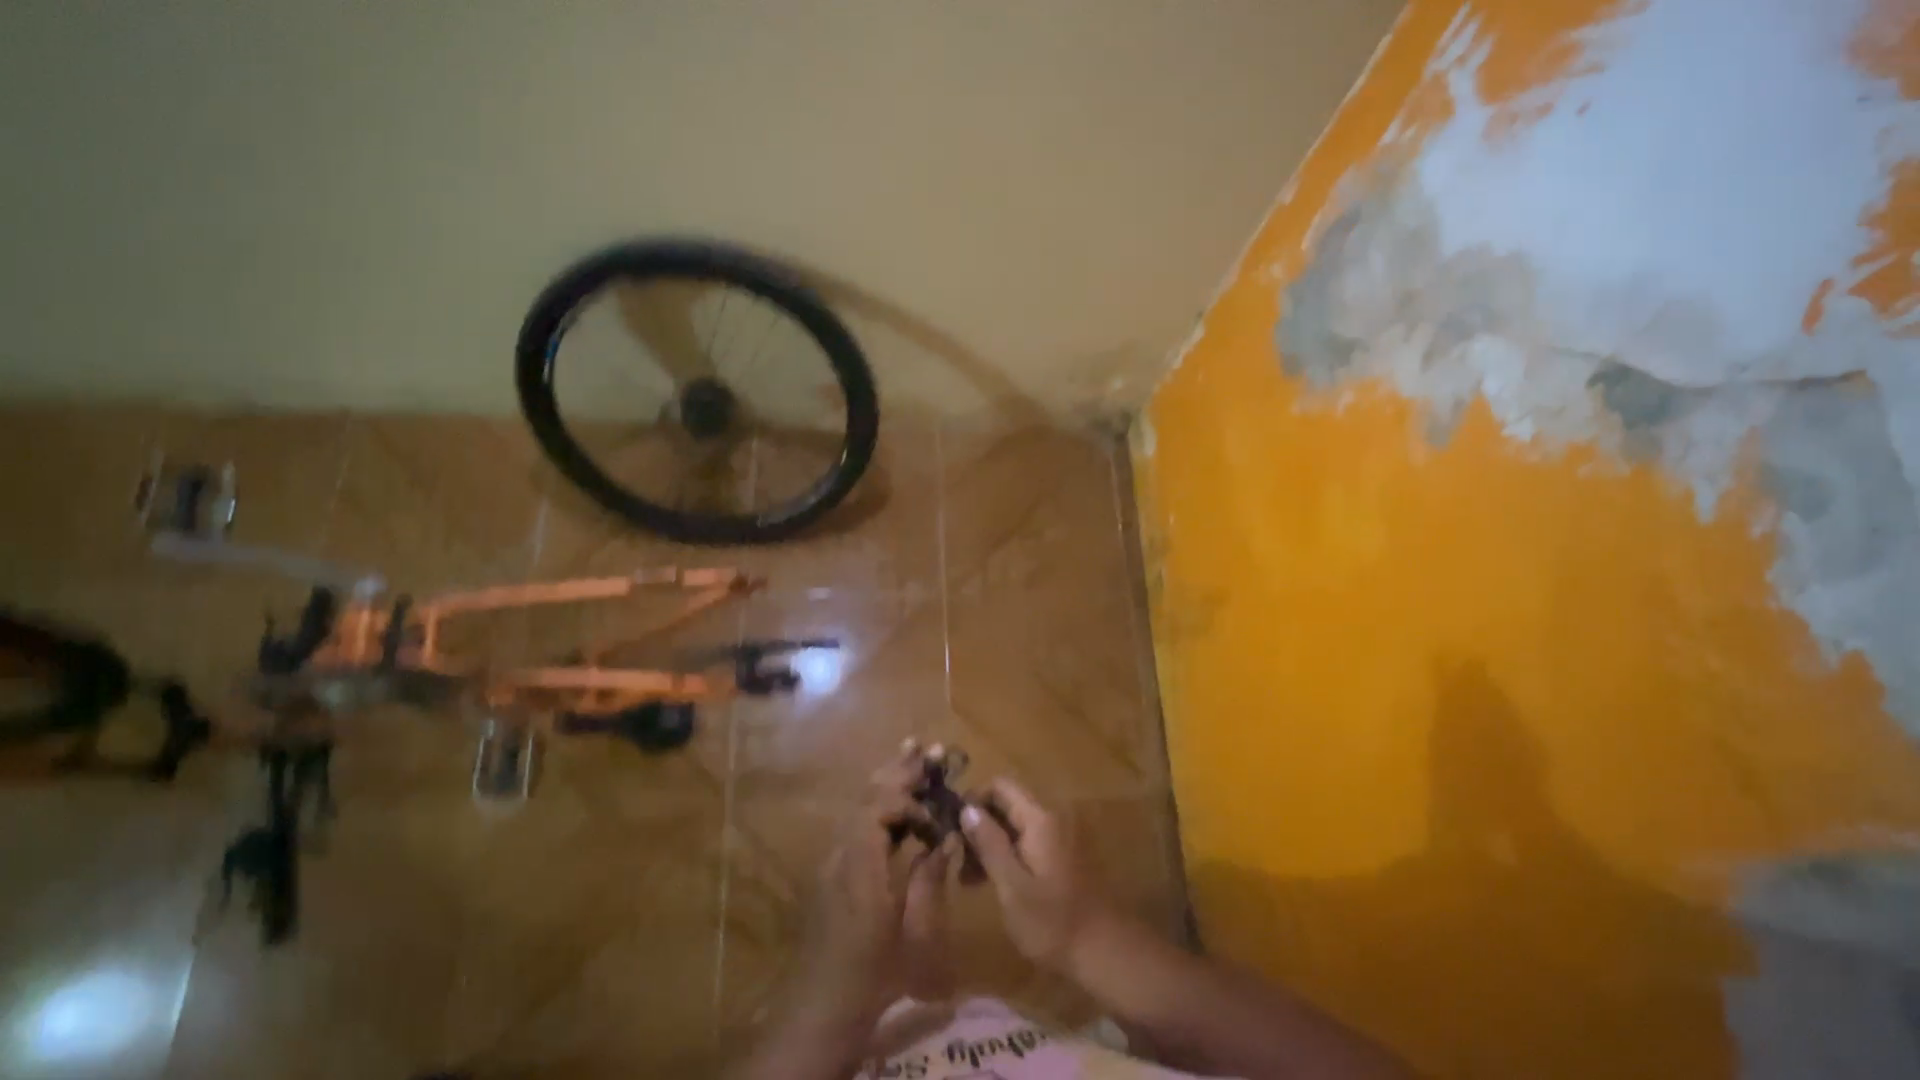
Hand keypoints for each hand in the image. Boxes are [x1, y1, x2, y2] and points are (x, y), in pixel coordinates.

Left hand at [789, 743, 938, 1023]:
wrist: (822, 1006)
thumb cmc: (874, 973)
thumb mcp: (914, 932)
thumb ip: (928, 879)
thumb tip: (945, 840)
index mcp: (859, 865)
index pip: (879, 807)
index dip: (910, 799)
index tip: (937, 812)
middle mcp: (841, 853)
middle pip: (867, 798)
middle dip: (898, 771)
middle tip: (927, 747)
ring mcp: (833, 862)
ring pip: (859, 809)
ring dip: (888, 783)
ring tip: (912, 757)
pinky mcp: (834, 873)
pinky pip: (857, 826)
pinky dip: (879, 807)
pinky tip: (896, 804)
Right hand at [959, 778, 1116, 971]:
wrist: (1104, 952)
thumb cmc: (1052, 922)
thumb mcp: (1011, 885)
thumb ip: (989, 843)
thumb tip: (966, 808)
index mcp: (1040, 819)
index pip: (1000, 785)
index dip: (972, 801)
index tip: (951, 830)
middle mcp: (1052, 819)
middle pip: (1007, 805)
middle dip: (978, 827)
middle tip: (957, 862)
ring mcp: (1059, 839)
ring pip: (1015, 826)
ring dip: (990, 845)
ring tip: (969, 881)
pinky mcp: (1062, 858)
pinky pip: (1027, 843)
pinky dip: (1007, 856)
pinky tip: (992, 883)